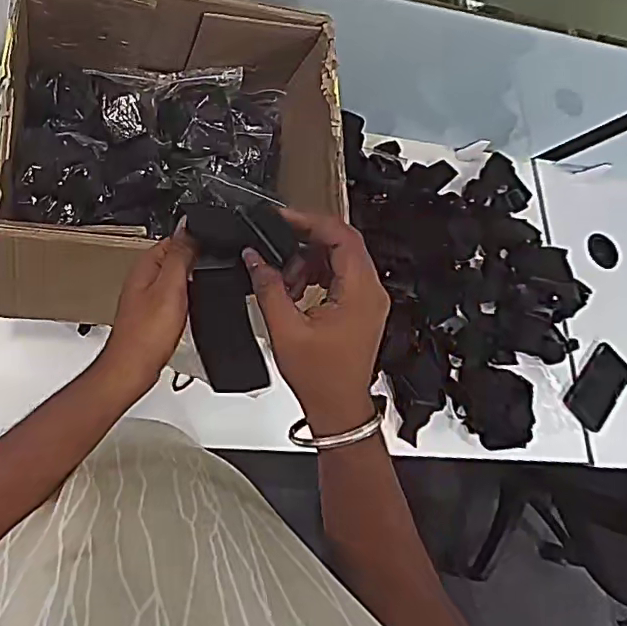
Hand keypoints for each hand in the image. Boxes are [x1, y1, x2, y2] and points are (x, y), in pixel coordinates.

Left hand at [97, 230, 197, 397]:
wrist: (133, 368)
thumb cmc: (146, 334)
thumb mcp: (170, 287)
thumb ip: (179, 255)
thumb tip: (187, 227)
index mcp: (146, 265)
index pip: (174, 239)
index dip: (196, 241)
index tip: (211, 250)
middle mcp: (143, 278)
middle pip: (175, 258)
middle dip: (194, 262)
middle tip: (208, 273)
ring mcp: (147, 296)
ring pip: (175, 278)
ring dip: (190, 281)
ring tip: (200, 290)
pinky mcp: (153, 313)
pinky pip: (174, 296)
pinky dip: (185, 298)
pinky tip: (190, 308)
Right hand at [243, 208, 388, 433]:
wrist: (337, 407)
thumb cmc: (321, 379)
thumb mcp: (285, 329)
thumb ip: (268, 287)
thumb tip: (255, 259)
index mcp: (359, 292)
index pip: (342, 236)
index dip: (310, 221)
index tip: (285, 218)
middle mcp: (371, 292)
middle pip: (343, 243)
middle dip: (307, 241)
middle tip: (278, 243)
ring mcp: (369, 300)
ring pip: (341, 258)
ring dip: (310, 260)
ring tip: (285, 279)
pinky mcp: (361, 308)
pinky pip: (342, 275)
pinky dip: (317, 274)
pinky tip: (296, 290)